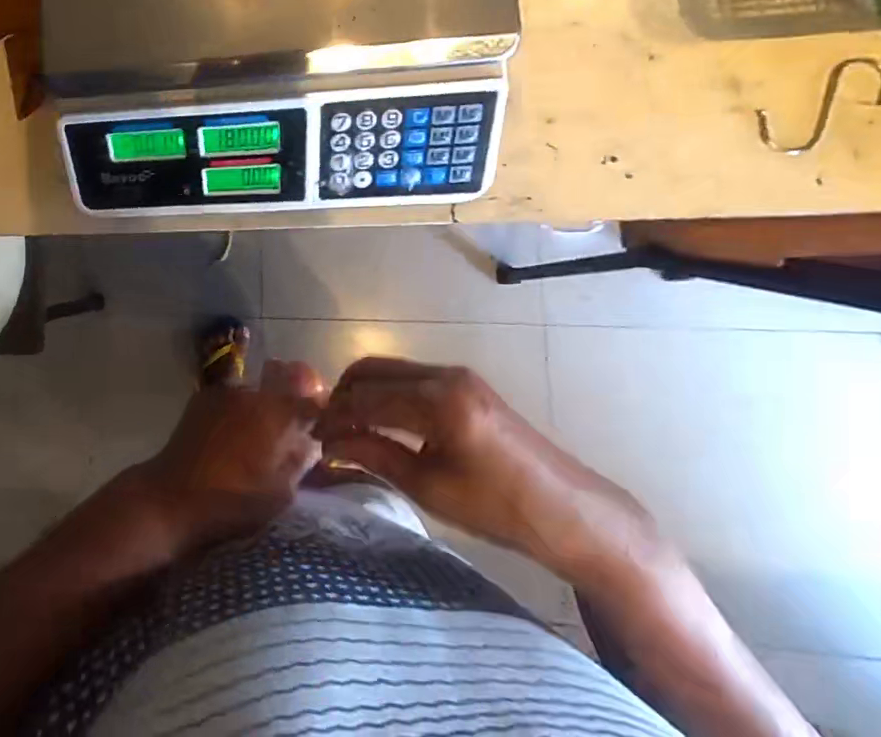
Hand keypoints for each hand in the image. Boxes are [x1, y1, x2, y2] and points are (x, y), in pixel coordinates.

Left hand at [119, 360, 325, 552]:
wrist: (173, 497)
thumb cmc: (232, 501)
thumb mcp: (280, 492)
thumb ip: (301, 459)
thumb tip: (312, 440)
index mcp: (279, 415)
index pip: (313, 400)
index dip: (320, 410)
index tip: (320, 424)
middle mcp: (256, 393)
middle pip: (286, 379)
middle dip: (294, 394)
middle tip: (293, 422)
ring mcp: (227, 391)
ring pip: (258, 386)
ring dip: (265, 400)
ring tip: (260, 427)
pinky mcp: (204, 397)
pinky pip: (233, 393)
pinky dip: (240, 405)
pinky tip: (234, 428)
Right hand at [317, 357, 668, 588]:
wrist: (569, 511)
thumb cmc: (499, 508)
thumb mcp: (429, 487)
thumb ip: (375, 455)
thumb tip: (330, 443)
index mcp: (437, 400)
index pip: (365, 397)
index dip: (333, 417)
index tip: (311, 438)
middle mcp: (445, 374)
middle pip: (372, 369)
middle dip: (342, 396)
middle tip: (325, 431)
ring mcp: (458, 375)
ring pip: (391, 370)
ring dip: (363, 393)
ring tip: (347, 429)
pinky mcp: (466, 384)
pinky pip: (411, 378)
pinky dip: (386, 393)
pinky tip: (379, 422)